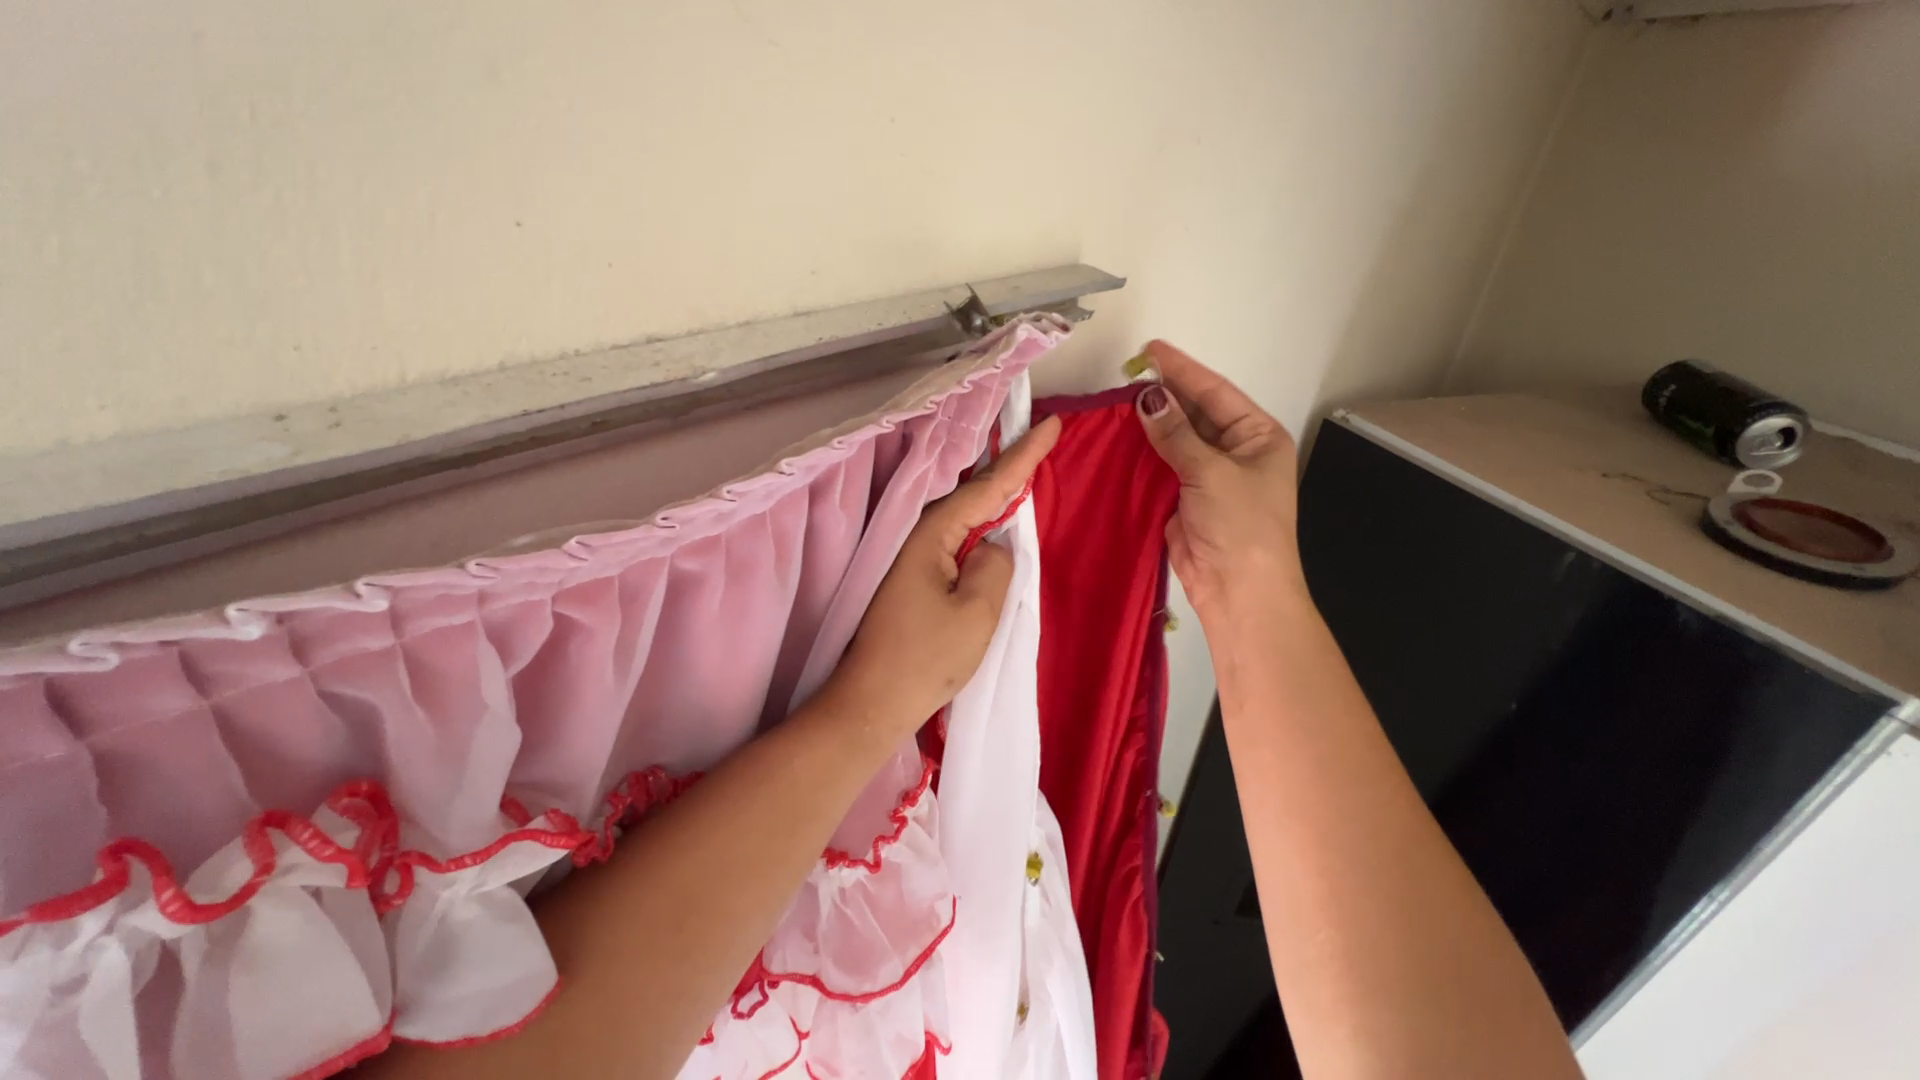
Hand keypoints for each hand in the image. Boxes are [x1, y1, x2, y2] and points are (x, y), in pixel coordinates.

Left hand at [828, 415, 1061, 727]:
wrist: (872, 702)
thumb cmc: (925, 658)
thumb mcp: (977, 611)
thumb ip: (996, 566)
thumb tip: (994, 547)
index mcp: (933, 533)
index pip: (988, 485)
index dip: (1023, 455)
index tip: (1050, 423)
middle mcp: (919, 536)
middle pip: (973, 494)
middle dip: (1008, 469)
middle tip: (1043, 440)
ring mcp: (913, 558)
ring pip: (964, 518)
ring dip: (994, 498)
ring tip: (1027, 472)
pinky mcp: (913, 580)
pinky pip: (956, 542)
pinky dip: (979, 529)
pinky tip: (994, 527)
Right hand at [1133, 340, 1304, 626]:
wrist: (1237, 590)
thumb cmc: (1241, 525)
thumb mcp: (1212, 471)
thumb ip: (1177, 434)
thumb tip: (1149, 397)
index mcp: (1258, 437)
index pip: (1216, 393)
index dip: (1184, 371)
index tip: (1151, 350)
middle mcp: (1236, 452)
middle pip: (1195, 413)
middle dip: (1164, 395)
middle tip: (1126, 375)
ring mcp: (1209, 476)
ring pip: (1175, 440)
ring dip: (1150, 424)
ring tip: (1116, 401)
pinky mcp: (1184, 499)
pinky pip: (1161, 467)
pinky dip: (1141, 453)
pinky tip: (1118, 437)